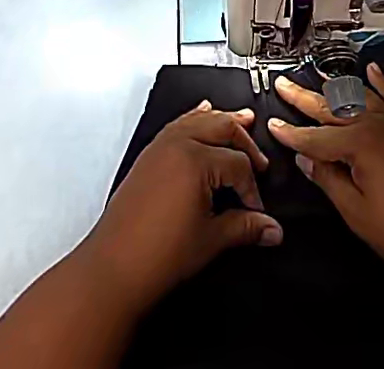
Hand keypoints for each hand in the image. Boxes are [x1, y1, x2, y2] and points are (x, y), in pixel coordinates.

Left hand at [74, 102, 282, 307]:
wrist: (113, 269)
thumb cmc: (155, 255)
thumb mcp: (210, 239)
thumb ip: (245, 227)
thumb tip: (271, 228)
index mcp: (195, 160)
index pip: (238, 165)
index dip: (252, 189)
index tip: (256, 211)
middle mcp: (177, 144)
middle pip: (222, 128)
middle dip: (245, 142)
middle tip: (260, 159)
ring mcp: (160, 146)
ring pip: (199, 119)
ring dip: (222, 120)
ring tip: (241, 119)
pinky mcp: (149, 154)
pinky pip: (178, 124)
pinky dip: (195, 118)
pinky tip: (202, 114)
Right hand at [270, 64, 383, 301]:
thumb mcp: (356, 213)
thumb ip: (328, 180)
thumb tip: (309, 161)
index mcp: (359, 144)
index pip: (314, 136)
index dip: (290, 133)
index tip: (274, 125)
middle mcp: (378, 126)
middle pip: (332, 107)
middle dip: (303, 97)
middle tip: (284, 85)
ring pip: (360, 97)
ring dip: (337, 86)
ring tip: (319, 76)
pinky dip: (383, 82)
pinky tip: (373, 71)